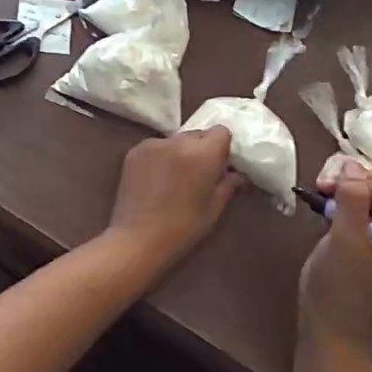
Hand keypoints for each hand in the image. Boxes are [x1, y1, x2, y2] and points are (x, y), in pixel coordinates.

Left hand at [106, 127, 241, 263]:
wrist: (137, 239)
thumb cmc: (183, 228)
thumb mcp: (213, 208)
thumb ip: (228, 184)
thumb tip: (238, 174)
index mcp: (202, 154)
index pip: (221, 131)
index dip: (223, 146)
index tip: (221, 165)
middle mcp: (178, 142)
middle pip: (198, 134)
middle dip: (202, 149)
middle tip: (200, 173)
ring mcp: (153, 144)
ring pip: (176, 140)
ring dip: (181, 152)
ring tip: (176, 178)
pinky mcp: (134, 152)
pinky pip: (156, 147)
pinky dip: (161, 156)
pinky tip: (157, 179)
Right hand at [299, 163, 371, 346]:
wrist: (327, 326)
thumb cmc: (341, 289)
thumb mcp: (346, 243)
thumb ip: (352, 203)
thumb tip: (351, 165)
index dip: (367, 180)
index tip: (333, 187)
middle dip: (354, 179)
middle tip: (324, 186)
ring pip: (367, 190)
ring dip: (343, 185)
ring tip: (321, 192)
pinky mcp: (358, 234)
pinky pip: (353, 203)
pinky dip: (337, 196)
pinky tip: (321, 202)